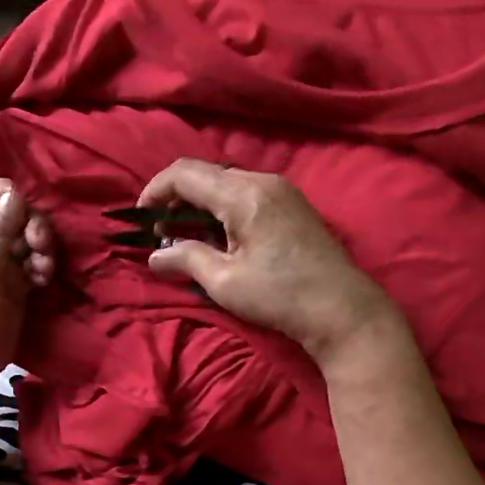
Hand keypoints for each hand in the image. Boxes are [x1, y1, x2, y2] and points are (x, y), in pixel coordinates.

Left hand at [0, 179, 56, 399]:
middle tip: (41, 245)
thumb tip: (13, 194)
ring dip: (41, 247)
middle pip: (11, 215)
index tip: (25, 204)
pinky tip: (43, 280)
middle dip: (31, 224)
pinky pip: (33, 263)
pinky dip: (42, 267)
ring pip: (26, 239)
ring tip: (44, 270)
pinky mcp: (15, 286)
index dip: (3, 193)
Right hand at [139, 159, 405, 362]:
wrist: (343, 310)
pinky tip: (218, 236)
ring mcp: (281, 190)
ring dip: (199, 203)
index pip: (185, 174)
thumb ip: (185, 259)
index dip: (155, 190)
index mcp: (243, 194)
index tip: (142, 218)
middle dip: (176, 198)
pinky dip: (222, 208)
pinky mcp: (292, 204)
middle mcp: (263, 181)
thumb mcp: (224, 282)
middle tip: (161, 231)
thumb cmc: (280, 296)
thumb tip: (156, 255)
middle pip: (205, 174)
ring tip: (186, 236)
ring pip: (225, 182)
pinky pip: (245, 193)